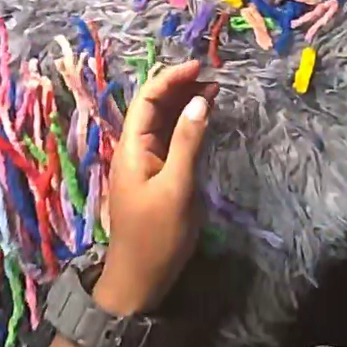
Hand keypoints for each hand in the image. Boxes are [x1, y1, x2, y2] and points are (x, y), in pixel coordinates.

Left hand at [97, 60, 213, 316]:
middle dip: (181, 86)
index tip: (200, 66)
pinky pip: (170, 139)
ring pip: (164, 121)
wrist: (139, 280)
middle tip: (213, 77)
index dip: (171, 78)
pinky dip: (186, 124)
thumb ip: (187, 142)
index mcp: (132, 147)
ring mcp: (146, 161)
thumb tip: (199, 101)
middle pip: (155, 106)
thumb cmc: (156, 236)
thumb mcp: (176, 188)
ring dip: (185, 103)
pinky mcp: (157, 174)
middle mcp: (135, 148)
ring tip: (214, 89)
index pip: (148, 99)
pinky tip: (203, 117)